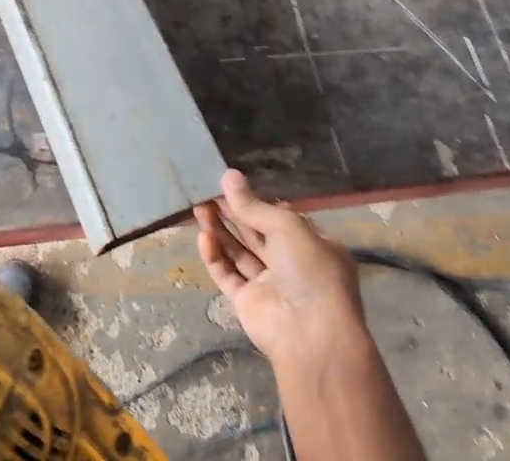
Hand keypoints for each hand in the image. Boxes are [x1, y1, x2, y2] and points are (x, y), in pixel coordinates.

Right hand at [195, 169, 365, 369]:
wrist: (311, 334)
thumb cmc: (310, 271)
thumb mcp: (287, 226)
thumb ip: (253, 205)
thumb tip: (228, 175)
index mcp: (312, 245)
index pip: (280, 218)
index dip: (256, 202)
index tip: (230, 185)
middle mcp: (291, 264)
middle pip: (255, 232)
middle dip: (232, 212)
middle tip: (205, 192)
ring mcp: (268, 284)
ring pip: (238, 251)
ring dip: (219, 230)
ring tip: (197, 208)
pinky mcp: (247, 302)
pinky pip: (227, 274)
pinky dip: (215, 256)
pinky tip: (203, 238)